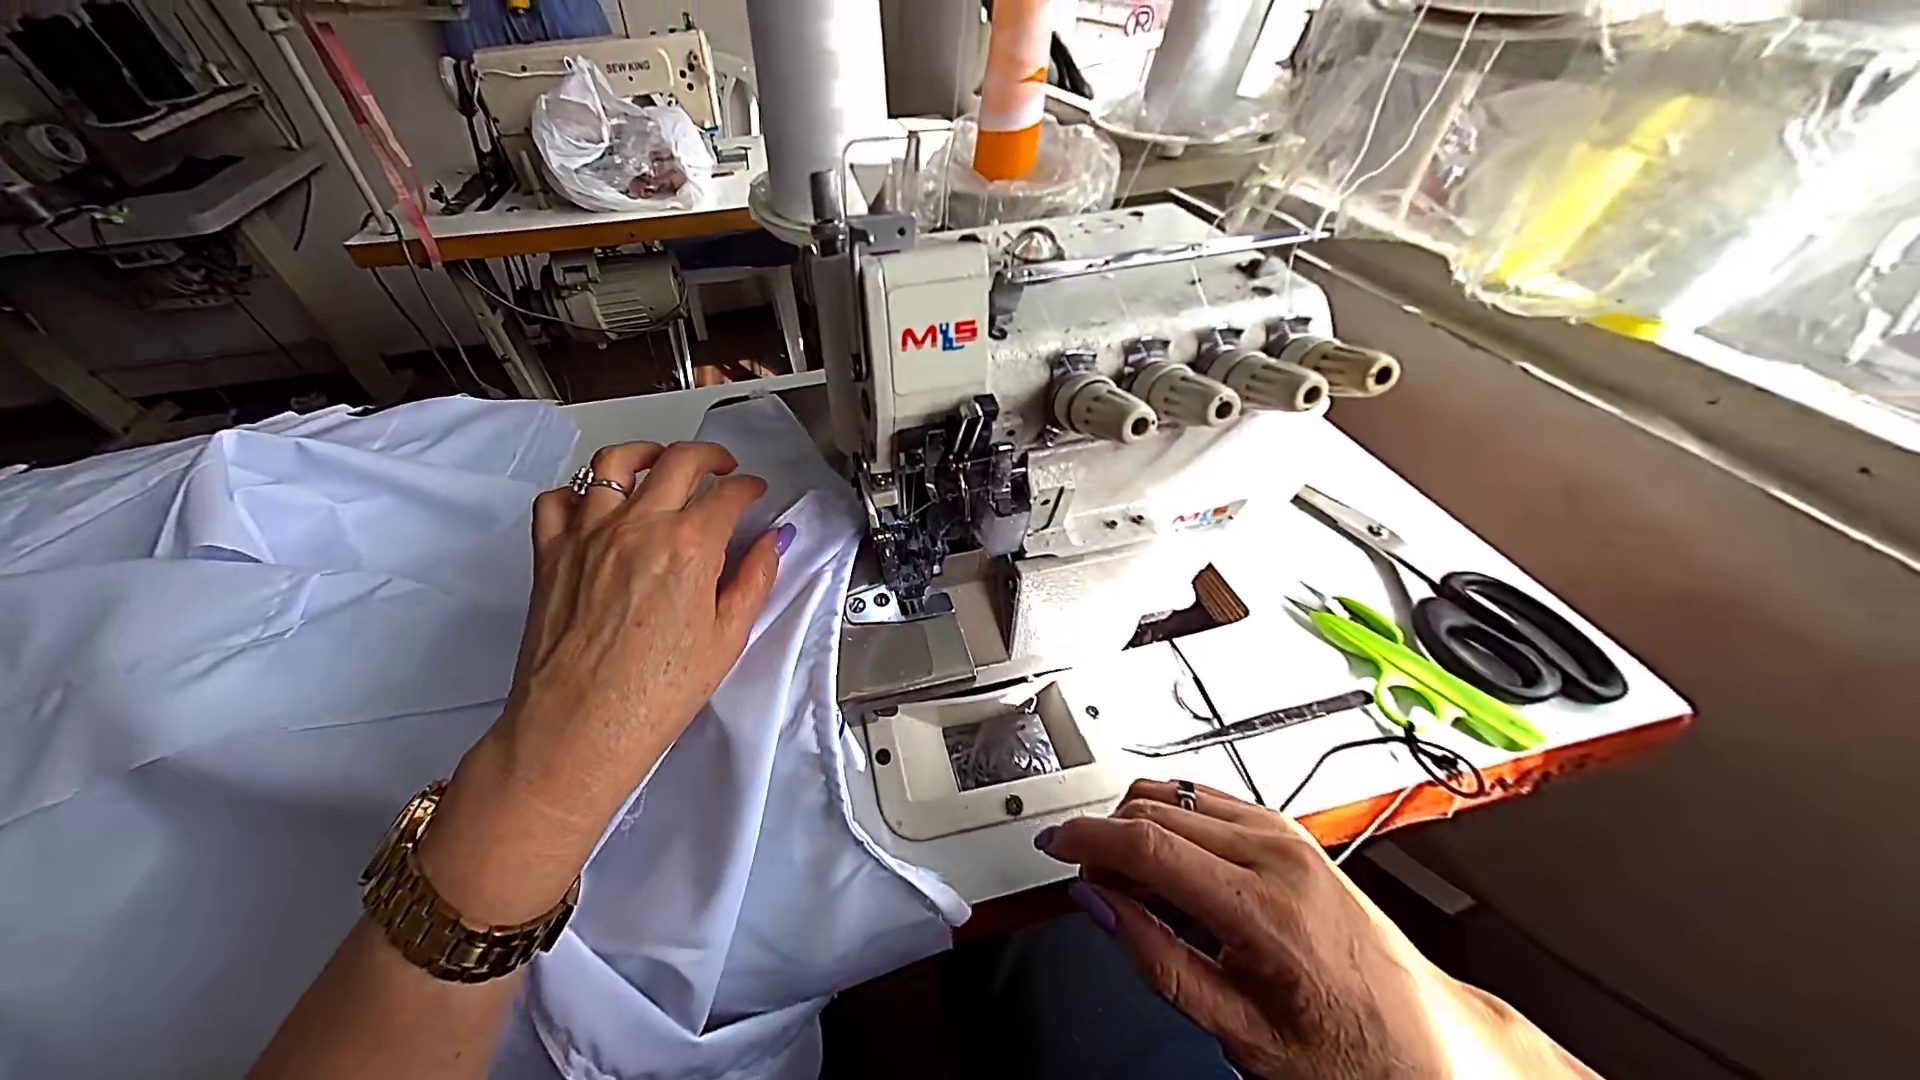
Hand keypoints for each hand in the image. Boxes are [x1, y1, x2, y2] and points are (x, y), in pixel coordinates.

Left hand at [421, 441, 787, 921]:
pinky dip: (581, 489)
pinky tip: (600, 504)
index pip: (729, 493)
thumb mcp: (729, 636)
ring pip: (614, 462)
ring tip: (662, 464)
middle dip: (710, 456)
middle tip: (723, 468)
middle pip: (678, 460)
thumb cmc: (659, 691)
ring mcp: (588, 535)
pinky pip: (558, 498)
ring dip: (647, 453)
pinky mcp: (551, 552)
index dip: (750, 487)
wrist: (580, 729)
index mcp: (689, 546)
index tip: (755, 492)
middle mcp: (638, 527)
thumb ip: (756, 577)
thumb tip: (772, 541)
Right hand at [1037, 781, 1598, 1079]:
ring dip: (1131, 824)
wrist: (1429, 1038)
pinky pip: (1199, 795)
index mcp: (1266, 908)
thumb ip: (1157, 959)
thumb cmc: (1351, 1048)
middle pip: (1152, 810)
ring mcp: (1281, 830)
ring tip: (1129, 876)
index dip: (1088, 838)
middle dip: (1104, 838)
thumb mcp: (1241, 1032)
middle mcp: (1275, 852)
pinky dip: (1164, 815)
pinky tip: (1164, 856)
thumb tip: (1100, 903)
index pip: (1149, 844)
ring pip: (1170, 794)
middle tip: (1093, 882)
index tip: (1055, 844)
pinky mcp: (1282, 825)